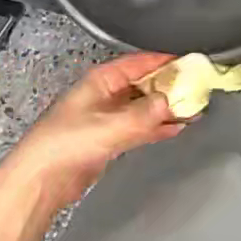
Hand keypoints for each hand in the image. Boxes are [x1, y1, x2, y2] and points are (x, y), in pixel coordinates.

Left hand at [0, 53, 183, 212]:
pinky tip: (177, 128)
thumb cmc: (68, 143)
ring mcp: (108, 117)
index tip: (189, 62)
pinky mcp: (110, 140)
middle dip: (169, 86)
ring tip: (194, 110)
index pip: (137, 63)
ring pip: (144, 107)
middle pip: (143, 84)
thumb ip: (142, 115)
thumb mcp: (108, 126)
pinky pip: (140, 127)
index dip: (163, 61)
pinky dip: (157, 127)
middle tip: (198, 89)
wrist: (41, 180)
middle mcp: (106, 95)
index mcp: (101, 81)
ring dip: (166, 109)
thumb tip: (171, 102)